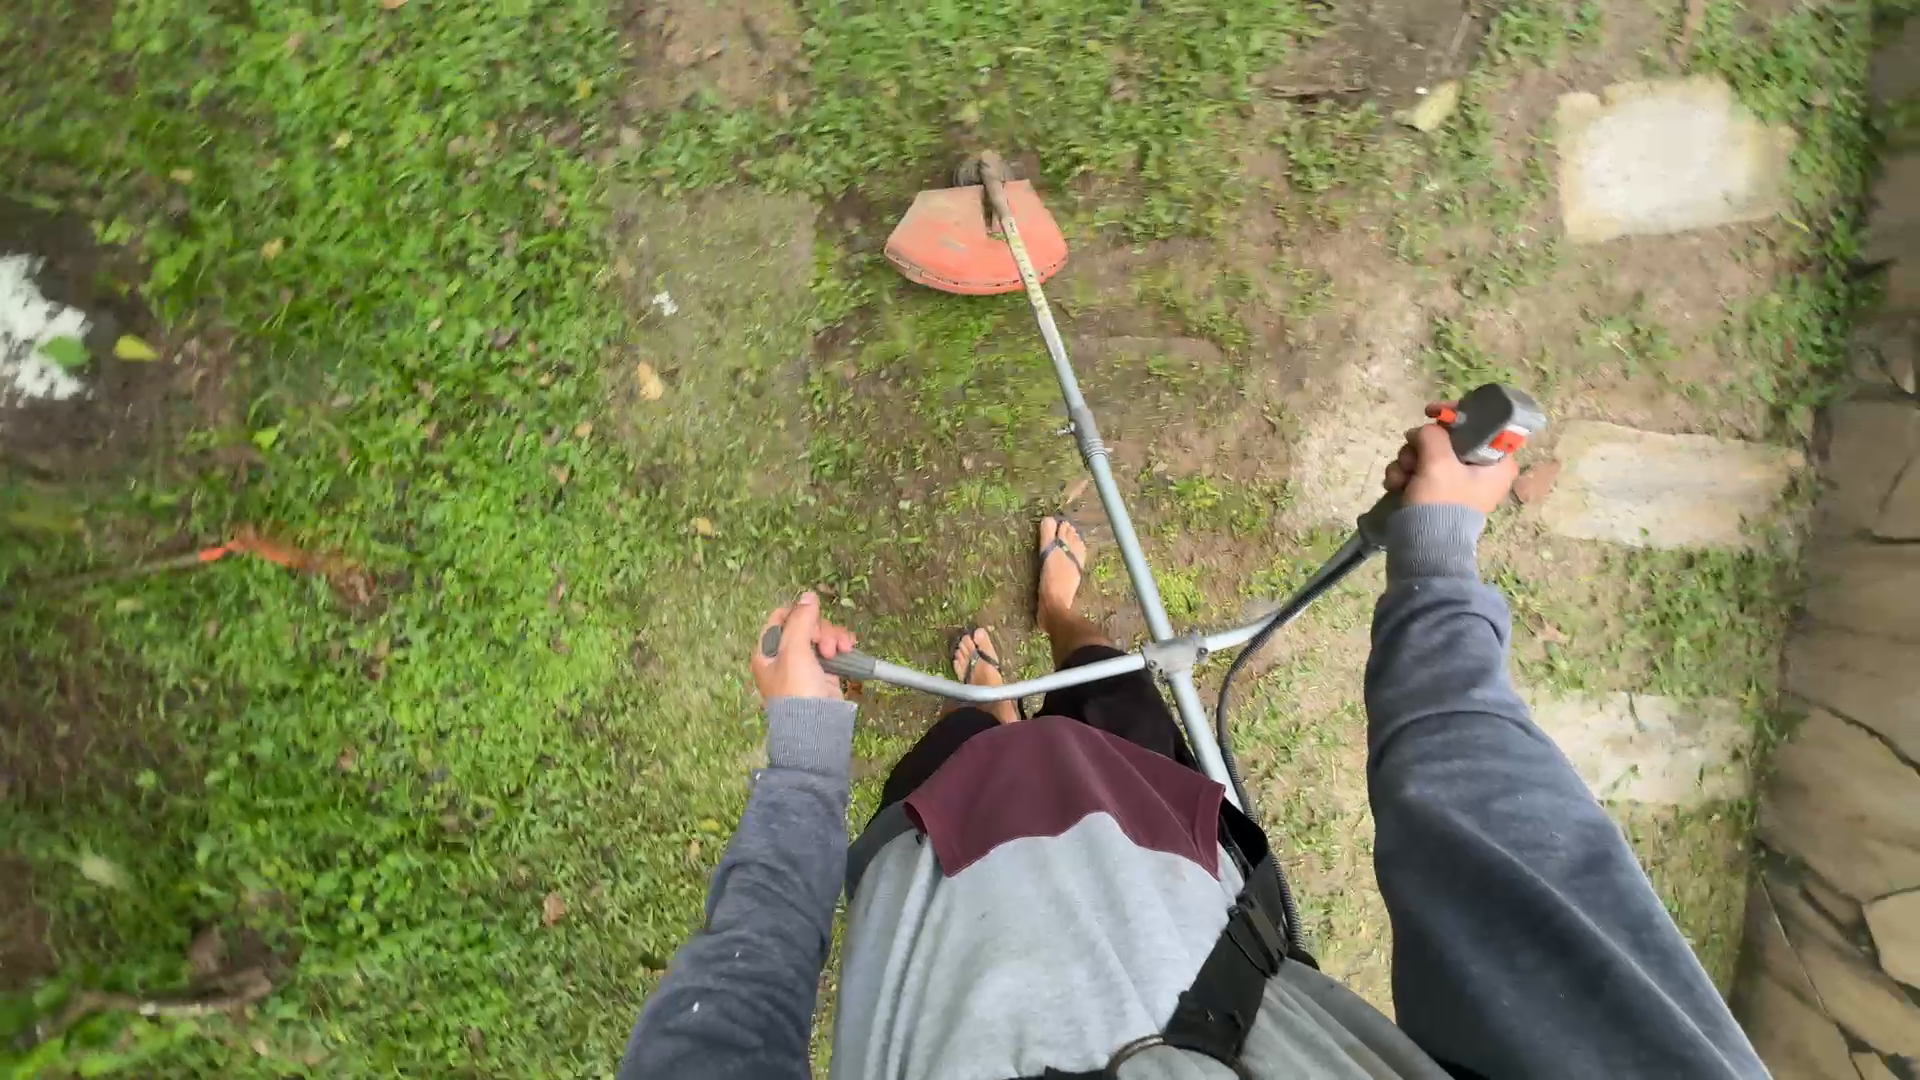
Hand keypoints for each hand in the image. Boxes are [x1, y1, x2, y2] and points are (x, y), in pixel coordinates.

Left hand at [751, 590, 856, 701]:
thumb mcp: (794, 650)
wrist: (815, 726)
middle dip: (820, 630)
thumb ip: (801, 620)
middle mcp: (784, 656)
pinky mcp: (824, 672)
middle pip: (805, 625)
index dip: (797, 614)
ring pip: (822, 636)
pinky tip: (848, 649)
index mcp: (767, 651)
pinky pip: (833, 649)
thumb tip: (808, 595)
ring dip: (833, 637)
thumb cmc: (797, 689)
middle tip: (826, 645)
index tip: (812, 617)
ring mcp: (805, 664)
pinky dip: (841, 646)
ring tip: (841, 649)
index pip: (780, 618)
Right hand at [1383, 402, 1520, 514]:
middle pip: (1447, 440)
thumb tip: (1424, 431)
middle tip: (1410, 457)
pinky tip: (1395, 486)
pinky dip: (1403, 475)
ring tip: (1400, 478)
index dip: (1456, 415)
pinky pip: (1416, 472)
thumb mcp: (1438, 463)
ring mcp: (1455, 482)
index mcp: (1497, 462)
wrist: (1424, 544)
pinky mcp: (1434, 493)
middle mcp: (1479, 470)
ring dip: (1406, 461)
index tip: (1431, 412)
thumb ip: (1432, 436)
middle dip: (1421, 445)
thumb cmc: (1441, 502)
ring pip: (1426, 454)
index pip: (1482, 424)